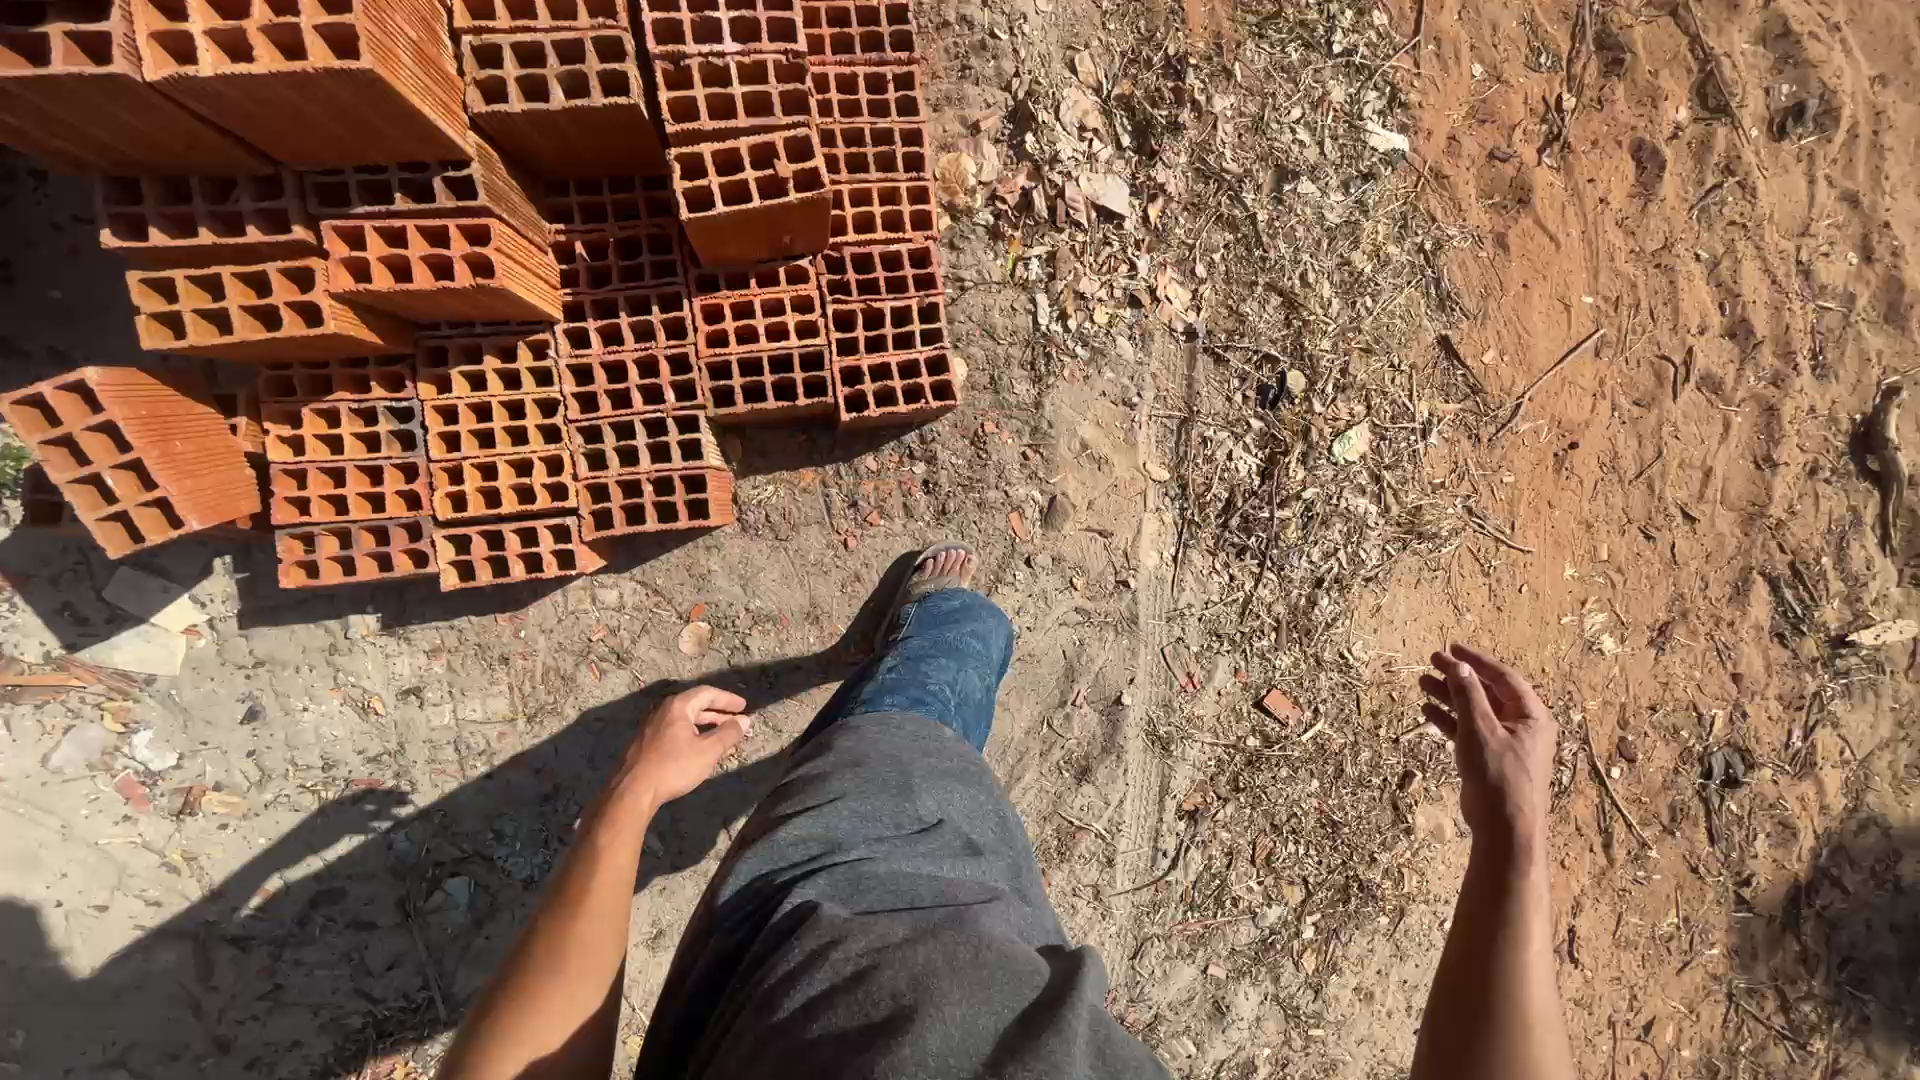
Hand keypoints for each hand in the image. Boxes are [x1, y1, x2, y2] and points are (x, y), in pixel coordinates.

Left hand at [612, 685, 751, 811]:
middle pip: (696, 705)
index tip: (744, 706)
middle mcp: (663, 711)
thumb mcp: (708, 750)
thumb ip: (728, 733)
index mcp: (678, 707)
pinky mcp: (647, 743)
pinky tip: (701, 749)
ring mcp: (653, 727)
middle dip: (719, 713)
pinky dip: (693, 735)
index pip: (707, 693)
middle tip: (736, 720)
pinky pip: (676, 731)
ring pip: (686, 720)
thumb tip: (744, 721)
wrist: (633, 791)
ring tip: (723, 736)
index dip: (728, 699)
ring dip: (707, 726)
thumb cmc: (674, 767)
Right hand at [1419, 644, 1555, 852]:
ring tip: (1422, 683)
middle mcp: (1520, 725)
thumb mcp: (1481, 730)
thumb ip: (1468, 696)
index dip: (1477, 661)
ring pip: (1473, 710)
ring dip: (1449, 696)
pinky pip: (1466, 729)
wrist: (1505, 826)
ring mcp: (1503, 742)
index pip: (1503, 678)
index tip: (1451, 648)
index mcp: (1530, 716)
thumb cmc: (1499, 776)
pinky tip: (1427, 710)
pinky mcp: (1487, 757)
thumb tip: (1458, 666)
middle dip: (1459, 677)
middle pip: (1486, 692)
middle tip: (1432, 661)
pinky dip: (1448, 719)